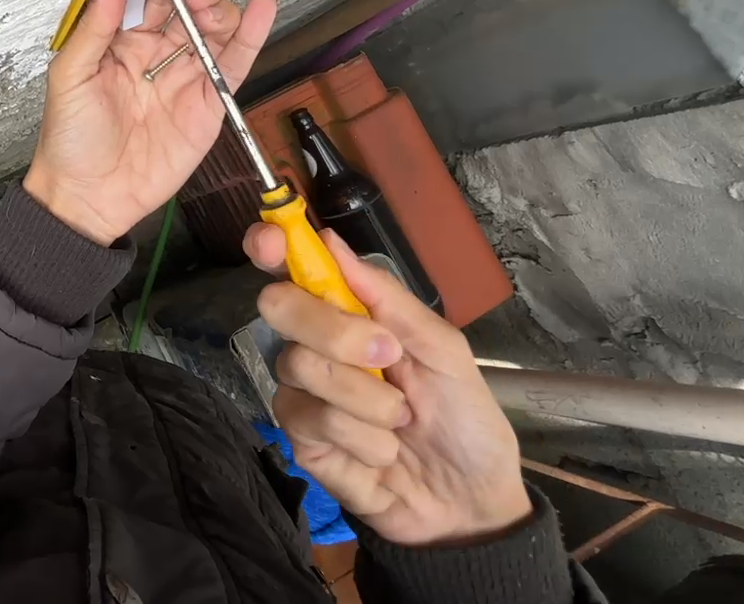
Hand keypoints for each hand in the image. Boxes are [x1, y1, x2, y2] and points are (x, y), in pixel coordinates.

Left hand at [23, 0, 275, 244]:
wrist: (90, 196)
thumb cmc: (70, 140)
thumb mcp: (70, 77)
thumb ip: (93, 29)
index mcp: (119, 44)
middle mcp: (155, 55)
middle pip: (186, 8)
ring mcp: (184, 78)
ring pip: (213, 29)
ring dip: (219, 9)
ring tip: (211, 8)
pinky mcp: (208, 104)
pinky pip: (234, 65)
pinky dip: (251, 37)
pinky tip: (261, 10)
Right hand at [246, 225, 531, 545]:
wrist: (474, 503)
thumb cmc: (462, 418)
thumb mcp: (445, 351)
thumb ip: (388, 298)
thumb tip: (330, 241)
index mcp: (341, 312)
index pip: (285, 266)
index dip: (268, 245)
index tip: (270, 242)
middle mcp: (308, 342)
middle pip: (278, 305)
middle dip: (334, 329)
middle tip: (387, 353)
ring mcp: (299, 389)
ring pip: (302, 365)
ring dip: (368, 397)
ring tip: (401, 420)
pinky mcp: (298, 438)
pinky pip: (315, 419)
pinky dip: (365, 438)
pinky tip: (384, 452)